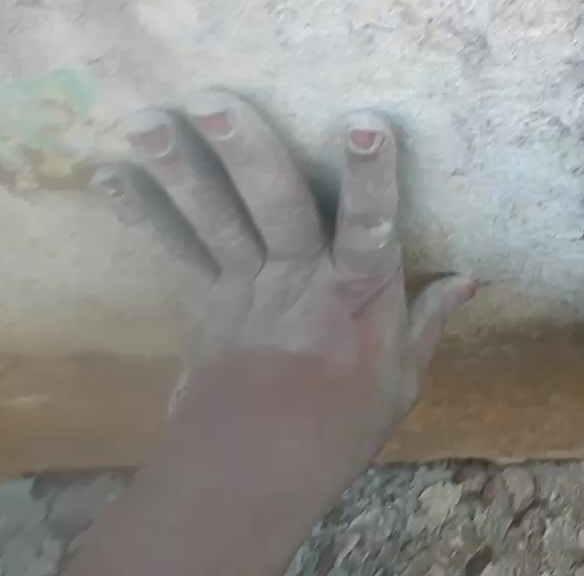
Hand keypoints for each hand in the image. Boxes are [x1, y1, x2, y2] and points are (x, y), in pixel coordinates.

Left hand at [69, 92, 473, 575]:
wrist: (247, 481)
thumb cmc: (338, 425)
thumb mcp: (401, 378)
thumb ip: (431, 318)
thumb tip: (473, 277)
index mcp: (356, 295)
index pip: (369, 227)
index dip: (370, 176)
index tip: (365, 122)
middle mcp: (297, 280)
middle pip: (276, 209)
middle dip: (249, 153)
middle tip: (215, 102)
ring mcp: (243, 288)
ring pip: (215, 220)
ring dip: (182, 169)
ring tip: (146, 120)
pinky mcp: (204, 303)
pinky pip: (173, 253)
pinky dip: (141, 213)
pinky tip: (111, 174)